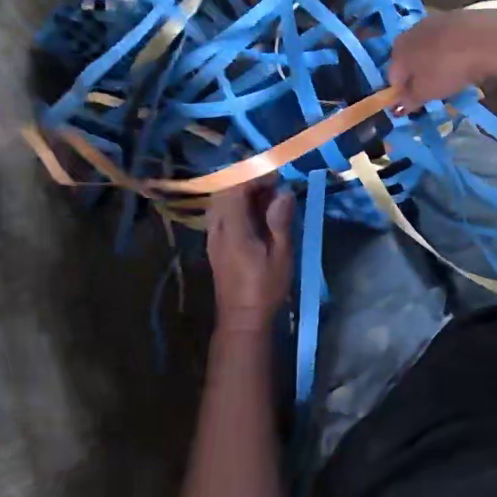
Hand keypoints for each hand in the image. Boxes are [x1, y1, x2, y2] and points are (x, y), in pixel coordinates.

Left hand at [206, 183, 296, 334]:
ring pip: (221, 202)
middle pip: (224, 191)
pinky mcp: (215, 244)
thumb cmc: (264, 288)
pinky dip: (237, 206)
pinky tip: (256, 216)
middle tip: (273, 188)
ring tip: (267, 201)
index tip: (277, 179)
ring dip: (242, 194)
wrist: (242, 318)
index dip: (255, 177)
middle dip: (248, 182)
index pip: (235, 188)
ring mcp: (213, 236)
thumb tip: (284, 192)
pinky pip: (221, 214)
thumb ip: (280, 221)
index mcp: (232, 229)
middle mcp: (217, 228)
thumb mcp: (280, 255)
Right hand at [387, 11, 496, 114]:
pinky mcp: (456, 15)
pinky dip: (452, 50)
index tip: (416, 104)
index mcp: (398, 50)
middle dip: (418, 76)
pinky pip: (447, 40)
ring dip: (435, 62)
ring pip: (428, 47)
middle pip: (410, 59)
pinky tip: (466, 59)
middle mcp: (410, 31)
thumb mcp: (426, 92)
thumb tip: (398, 107)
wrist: (484, 37)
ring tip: (452, 75)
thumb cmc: (447, 69)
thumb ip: (409, 100)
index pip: (393, 77)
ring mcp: (433, 20)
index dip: (402, 93)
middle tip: (434, 91)